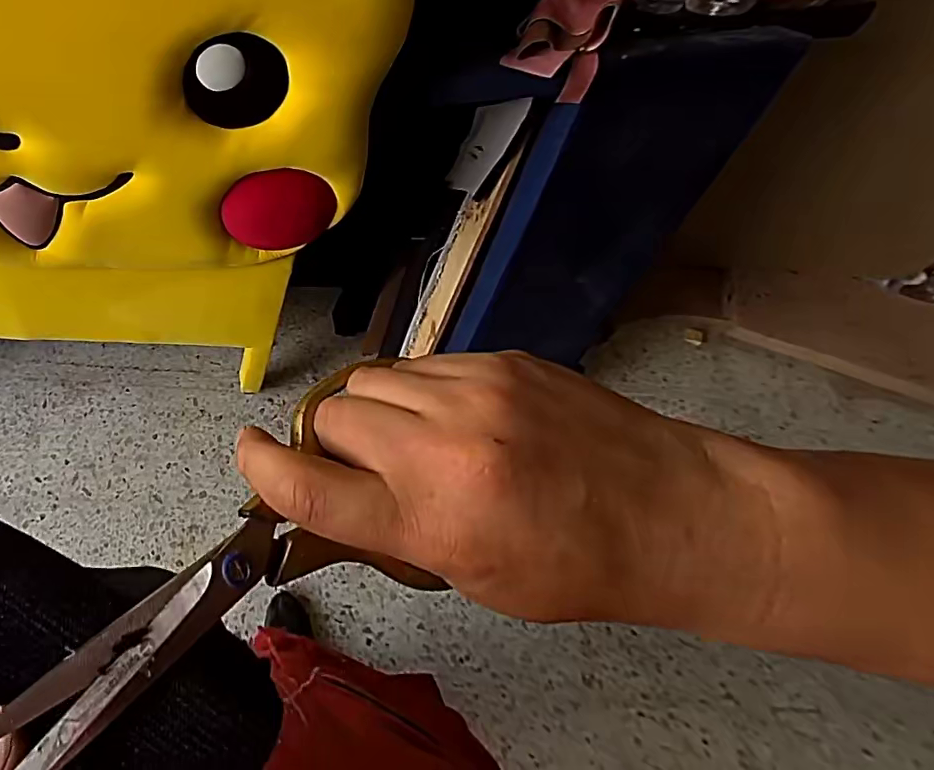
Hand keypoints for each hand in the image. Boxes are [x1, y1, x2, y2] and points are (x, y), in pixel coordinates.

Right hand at [235, 352, 792, 629]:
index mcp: (434, 520)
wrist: (684, 513)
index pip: (308, 488)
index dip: (261, 468)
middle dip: (332, 439)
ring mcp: (470, 393)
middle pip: (327, 416)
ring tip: (417, 434)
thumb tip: (322, 486)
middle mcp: (443, 449)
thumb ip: (383, 525)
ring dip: (371, 410)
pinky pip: (412, 365)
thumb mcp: (466, 574)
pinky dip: (414, 391)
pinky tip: (459, 414)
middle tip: (372, 462)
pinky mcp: (492, 360)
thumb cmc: (575, 564)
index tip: (249, 452)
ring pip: (363, 382)